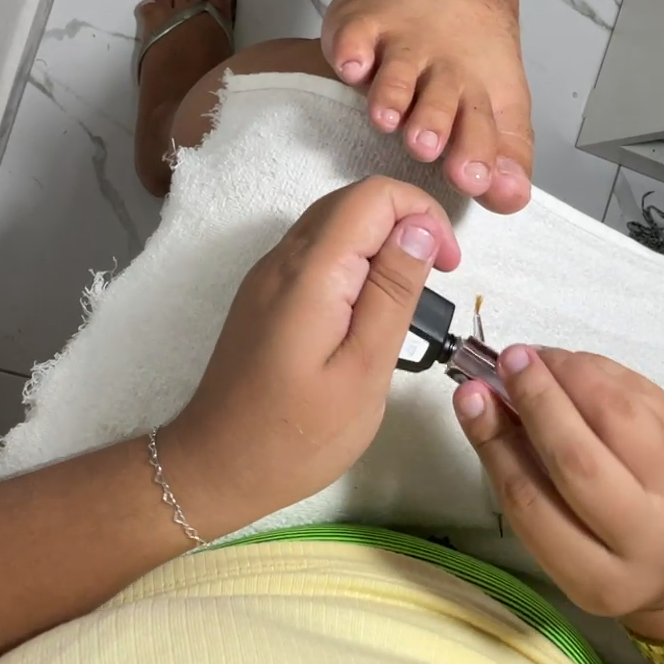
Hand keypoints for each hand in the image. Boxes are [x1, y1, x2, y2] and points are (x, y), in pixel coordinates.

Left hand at [164, 176, 461, 527]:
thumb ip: (393, 293)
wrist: (215, 467)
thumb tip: (418, 228)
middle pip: (352, 201)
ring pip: (334, 224)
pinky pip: (316, 252)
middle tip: (437, 278)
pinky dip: (354, 261)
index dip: (422, 214)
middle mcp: (281, 259)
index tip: (449, 266)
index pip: (373, 195)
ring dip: (381, 243)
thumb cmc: (297, 436)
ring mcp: (267, 275)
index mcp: (309, 273)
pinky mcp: (263, 295)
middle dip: (407, 223)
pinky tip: (368, 308)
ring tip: (409, 298)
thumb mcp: (363, 371)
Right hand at [321, 0, 533, 213]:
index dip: (478, 154)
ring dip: (392, 93)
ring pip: (397, 71)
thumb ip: (503, 155)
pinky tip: (351, 65)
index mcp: (477, 94)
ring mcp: (401, 43)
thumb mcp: (500, 100)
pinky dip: (351, 48)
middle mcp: (441, 70)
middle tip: (425, 145)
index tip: (473, 178)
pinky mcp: (363, 21)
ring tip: (386, 117)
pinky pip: (354, 34)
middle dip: (432, 123)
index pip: (482, 127)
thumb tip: (510, 197)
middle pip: (438, 101)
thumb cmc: (471, 48)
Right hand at [452, 346, 663, 640]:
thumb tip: (473, 395)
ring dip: (575, 374)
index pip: (532, 501)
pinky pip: (647, 396)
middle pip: (582, 459)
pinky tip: (574, 364)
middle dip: (540, 400)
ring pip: (624, 418)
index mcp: (596, 576)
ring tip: (539, 358)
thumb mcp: (545, 527)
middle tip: (511, 359)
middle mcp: (646, 538)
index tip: (472, 392)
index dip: (497, 442)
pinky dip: (603, 370)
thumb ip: (507, 460)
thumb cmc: (593, 545)